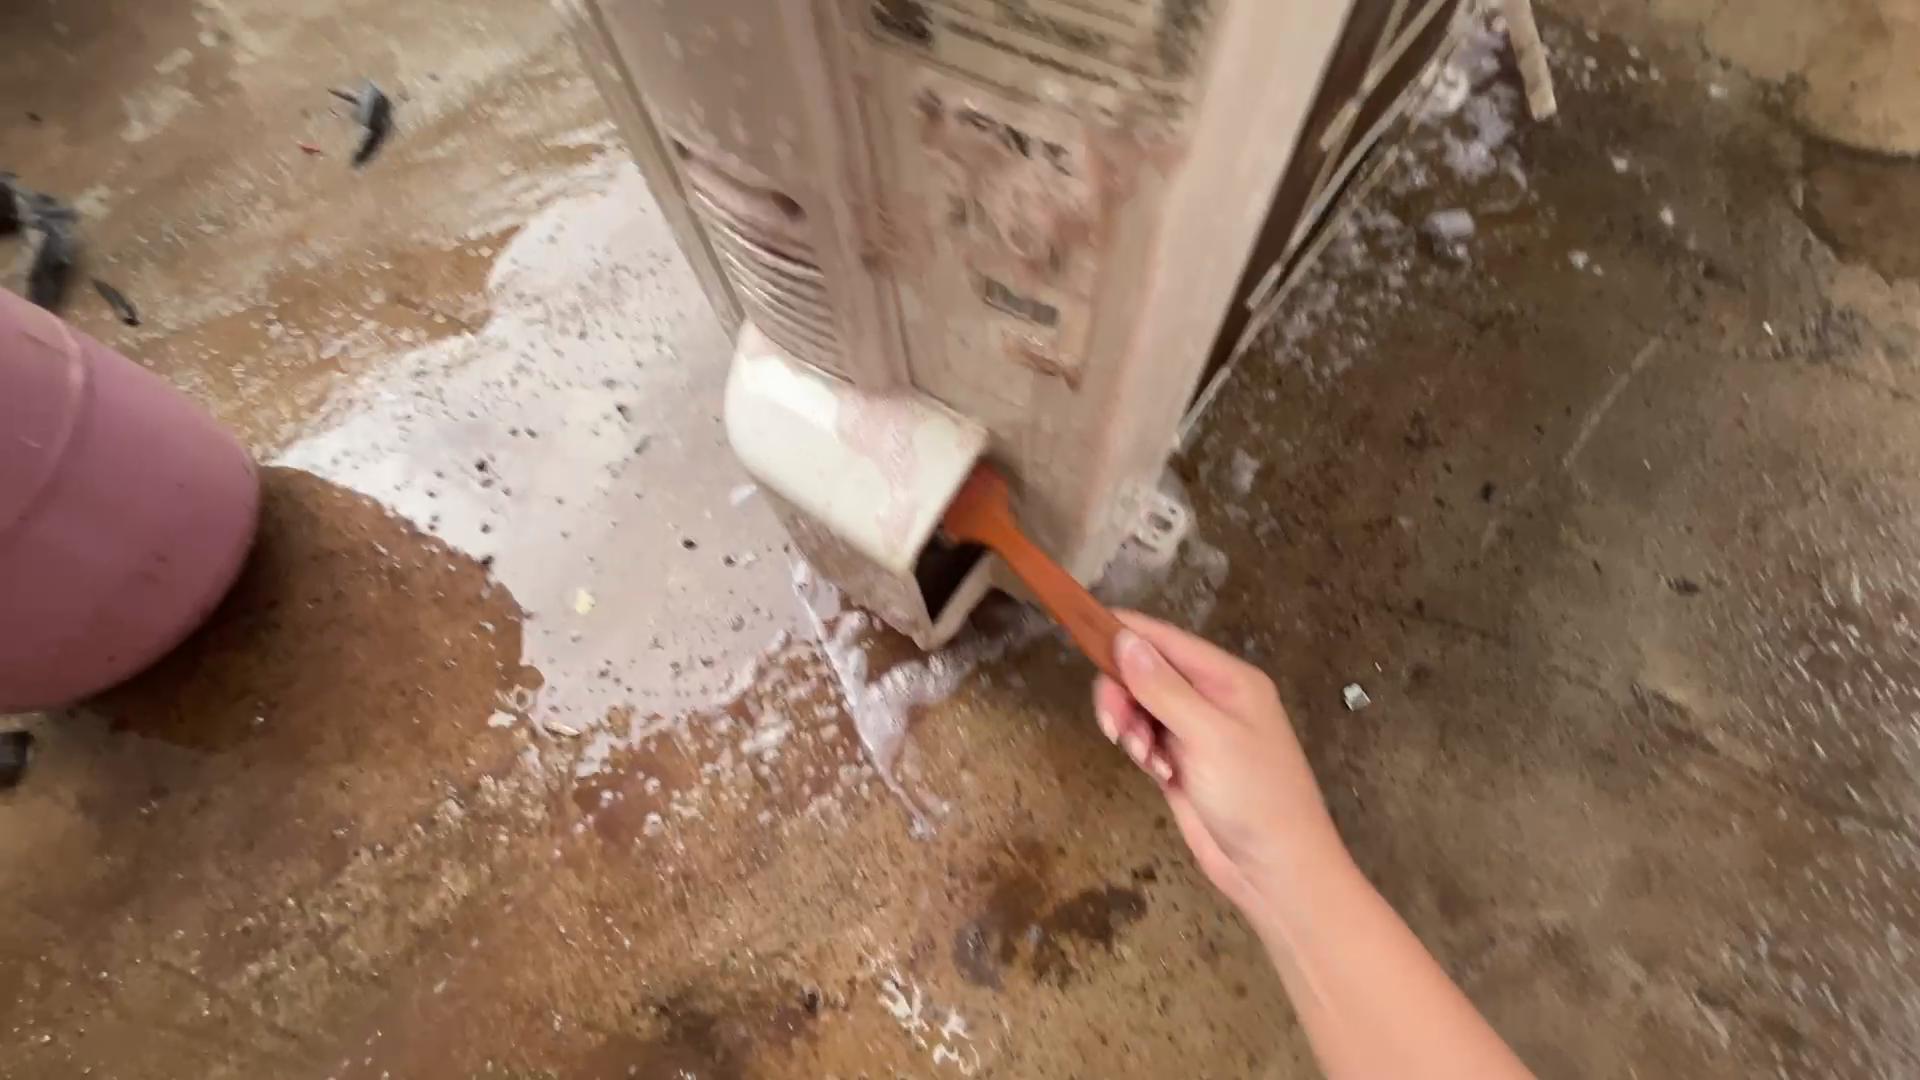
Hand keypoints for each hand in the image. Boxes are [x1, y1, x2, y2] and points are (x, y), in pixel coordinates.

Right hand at [1093, 612, 1346, 917]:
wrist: (1276, 873)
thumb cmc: (1255, 797)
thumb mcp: (1208, 736)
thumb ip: (1163, 687)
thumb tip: (1124, 639)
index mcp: (1225, 678)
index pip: (1163, 639)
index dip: (1123, 634)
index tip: (1081, 636)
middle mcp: (1208, 695)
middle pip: (1143, 671)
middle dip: (1123, 696)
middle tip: (1117, 730)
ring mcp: (1193, 728)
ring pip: (1138, 704)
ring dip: (1130, 727)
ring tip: (1145, 759)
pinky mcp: (1180, 758)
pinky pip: (1143, 735)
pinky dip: (1139, 749)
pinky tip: (1156, 772)